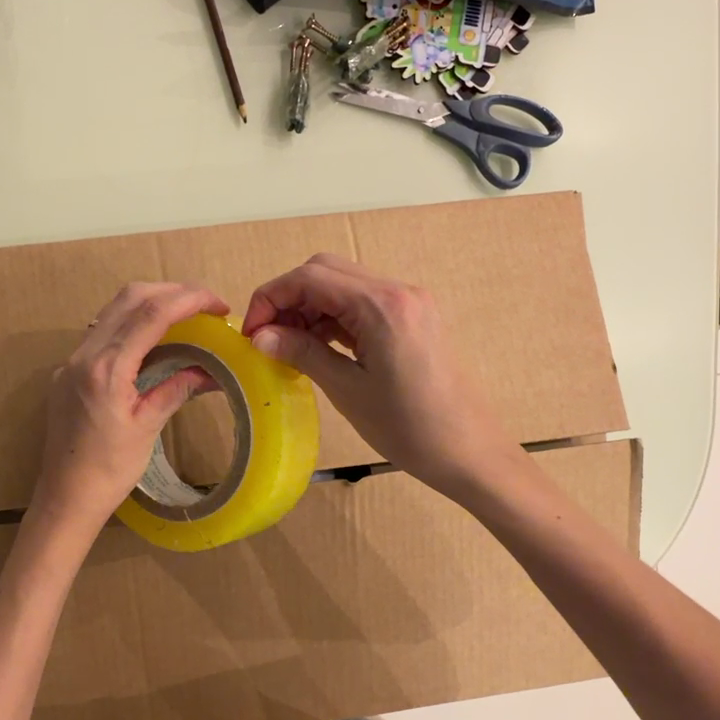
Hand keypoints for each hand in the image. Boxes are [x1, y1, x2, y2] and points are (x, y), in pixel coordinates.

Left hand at [31, 282, 227, 529]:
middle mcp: (84, 356)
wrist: (65, 497)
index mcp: (106, 369)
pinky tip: (153, 341)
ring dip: (149, 304)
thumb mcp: (147, 427)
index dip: (189, 300)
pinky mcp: (67, 373)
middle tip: (205, 305)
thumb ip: (175, 389)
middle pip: (129, 298)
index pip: (152, 314)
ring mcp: (71, 362)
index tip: (219, 305)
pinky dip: (131, 325)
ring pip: (112, 312)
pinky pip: (101, 334)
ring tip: (185, 317)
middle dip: (170, 292)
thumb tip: (208, 370)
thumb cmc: (108, 471)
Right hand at [243, 253, 515, 498]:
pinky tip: (317, 347)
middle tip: (266, 338)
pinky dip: (332, 316)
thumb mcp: (347, 390)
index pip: (310, 277)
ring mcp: (409, 302)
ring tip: (288, 347)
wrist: (468, 450)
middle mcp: (397, 291)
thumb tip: (259, 336)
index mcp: (381, 306)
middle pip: (325, 270)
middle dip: (287, 298)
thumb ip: (302, 353)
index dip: (270, 298)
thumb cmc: (407, 428)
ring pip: (343, 284)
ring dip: (308, 307)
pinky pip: (361, 302)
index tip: (251, 334)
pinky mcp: (413, 318)